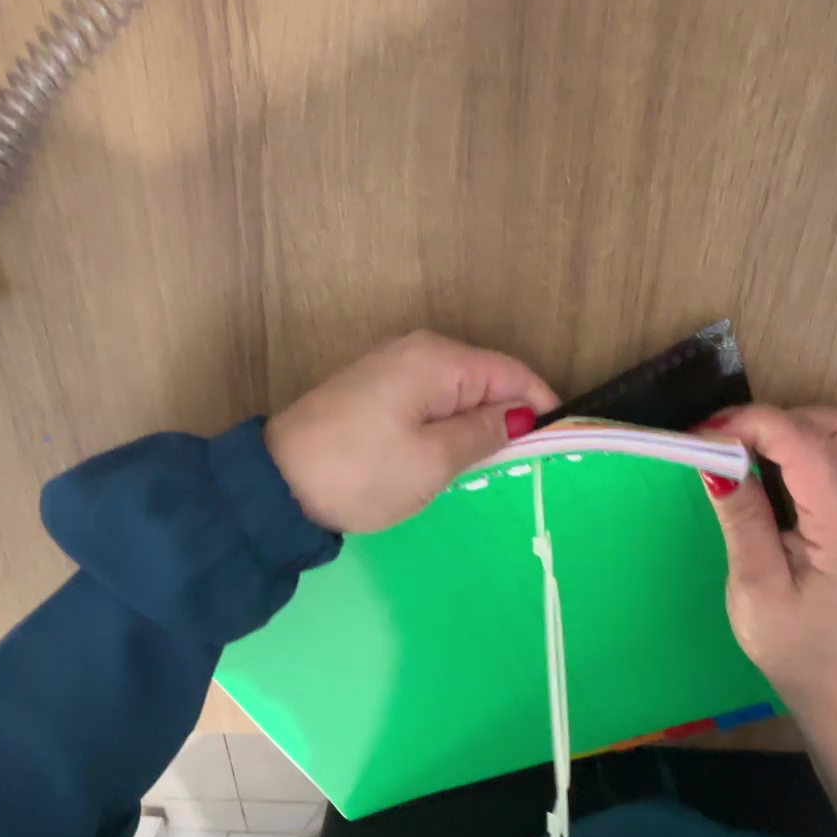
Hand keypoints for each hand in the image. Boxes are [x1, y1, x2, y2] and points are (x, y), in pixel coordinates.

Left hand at [266, 331, 559, 532]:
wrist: (276, 485)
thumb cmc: (363, 472)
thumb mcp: (434, 460)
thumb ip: (483, 432)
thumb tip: (520, 416)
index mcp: (439, 360)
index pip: (512, 372)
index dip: (541, 406)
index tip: (560, 444)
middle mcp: (418, 351)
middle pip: (486, 378)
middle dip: (511, 416)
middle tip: (528, 465)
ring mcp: (392, 368)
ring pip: (459, 392)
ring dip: (480, 424)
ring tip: (495, 467)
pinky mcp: (375, 391)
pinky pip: (431, 401)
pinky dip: (450, 425)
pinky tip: (452, 456)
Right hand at [700, 405, 836, 717]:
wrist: (827, 676)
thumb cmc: (788, 641)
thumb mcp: (755, 585)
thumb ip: (742, 518)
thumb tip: (716, 460)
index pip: (804, 445)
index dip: (752, 425)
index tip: (701, 435)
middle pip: (833, 426)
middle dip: (771, 421)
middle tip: (720, 443)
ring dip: (794, 427)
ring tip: (749, 451)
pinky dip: (812, 442)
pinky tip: (783, 467)